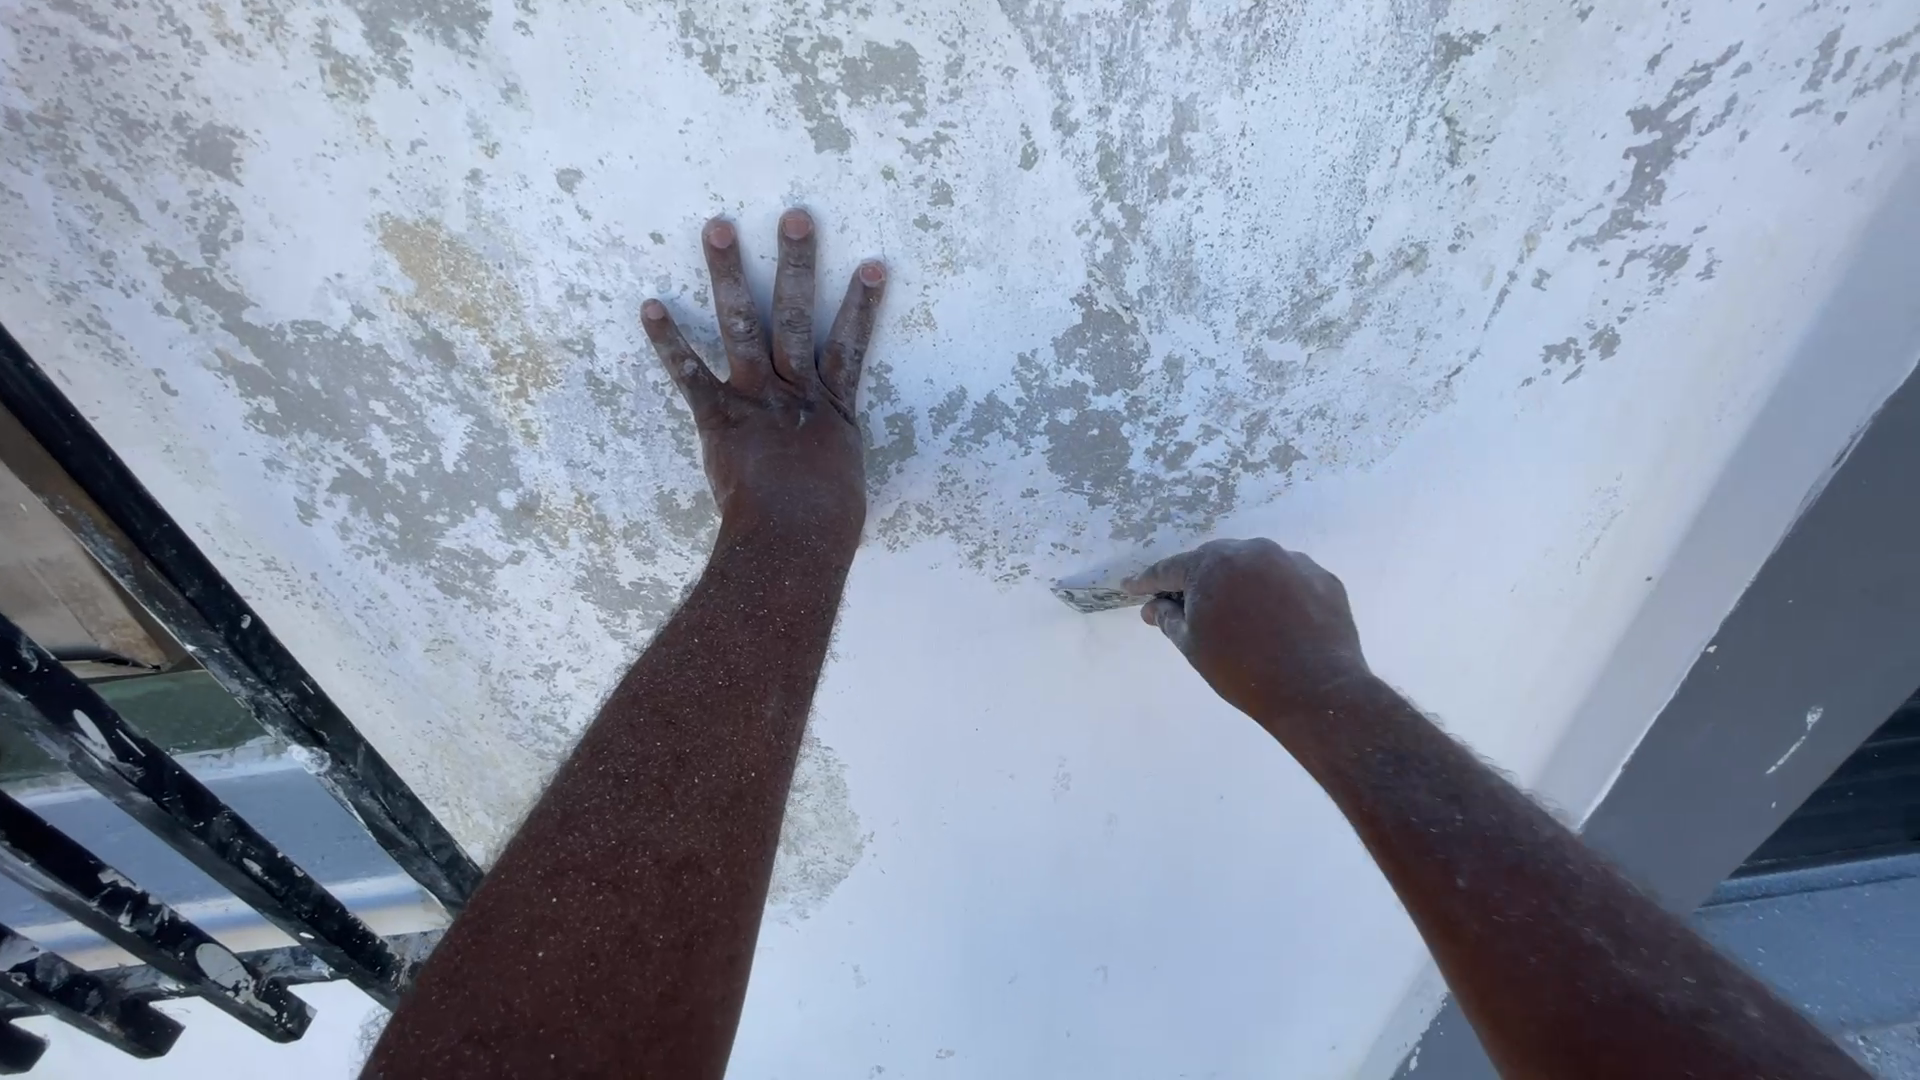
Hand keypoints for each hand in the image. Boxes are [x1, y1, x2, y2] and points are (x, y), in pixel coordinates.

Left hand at [642, 210, 885, 553]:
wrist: (793, 539)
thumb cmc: (827, 522)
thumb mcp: (842, 482)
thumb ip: (833, 457)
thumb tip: (828, 465)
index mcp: (832, 408)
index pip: (851, 345)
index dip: (862, 305)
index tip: (872, 265)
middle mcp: (795, 391)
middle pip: (796, 316)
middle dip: (796, 265)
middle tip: (794, 217)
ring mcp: (756, 399)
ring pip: (743, 326)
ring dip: (729, 275)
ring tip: (717, 228)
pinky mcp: (718, 417)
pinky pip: (690, 374)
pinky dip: (669, 342)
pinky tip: (650, 306)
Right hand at [1124, 539, 1372, 731]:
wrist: (1316, 690)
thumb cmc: (1241, 670)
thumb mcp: (1192, 646)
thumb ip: (1169, 618)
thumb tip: (1154, 607)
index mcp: (1213, 564)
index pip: (1170, 569)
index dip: (1148, 581)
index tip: (1132, 588)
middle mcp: (1252, 551)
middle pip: (1213, 562)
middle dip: (1196, 582)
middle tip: (1185, 607)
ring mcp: (1292, 561)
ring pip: (1252, 567)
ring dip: (1237, 584)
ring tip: (1236, 616)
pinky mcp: (1322, 578)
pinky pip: (1286, 579)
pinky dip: (1273, 593)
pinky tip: (1273, 620)